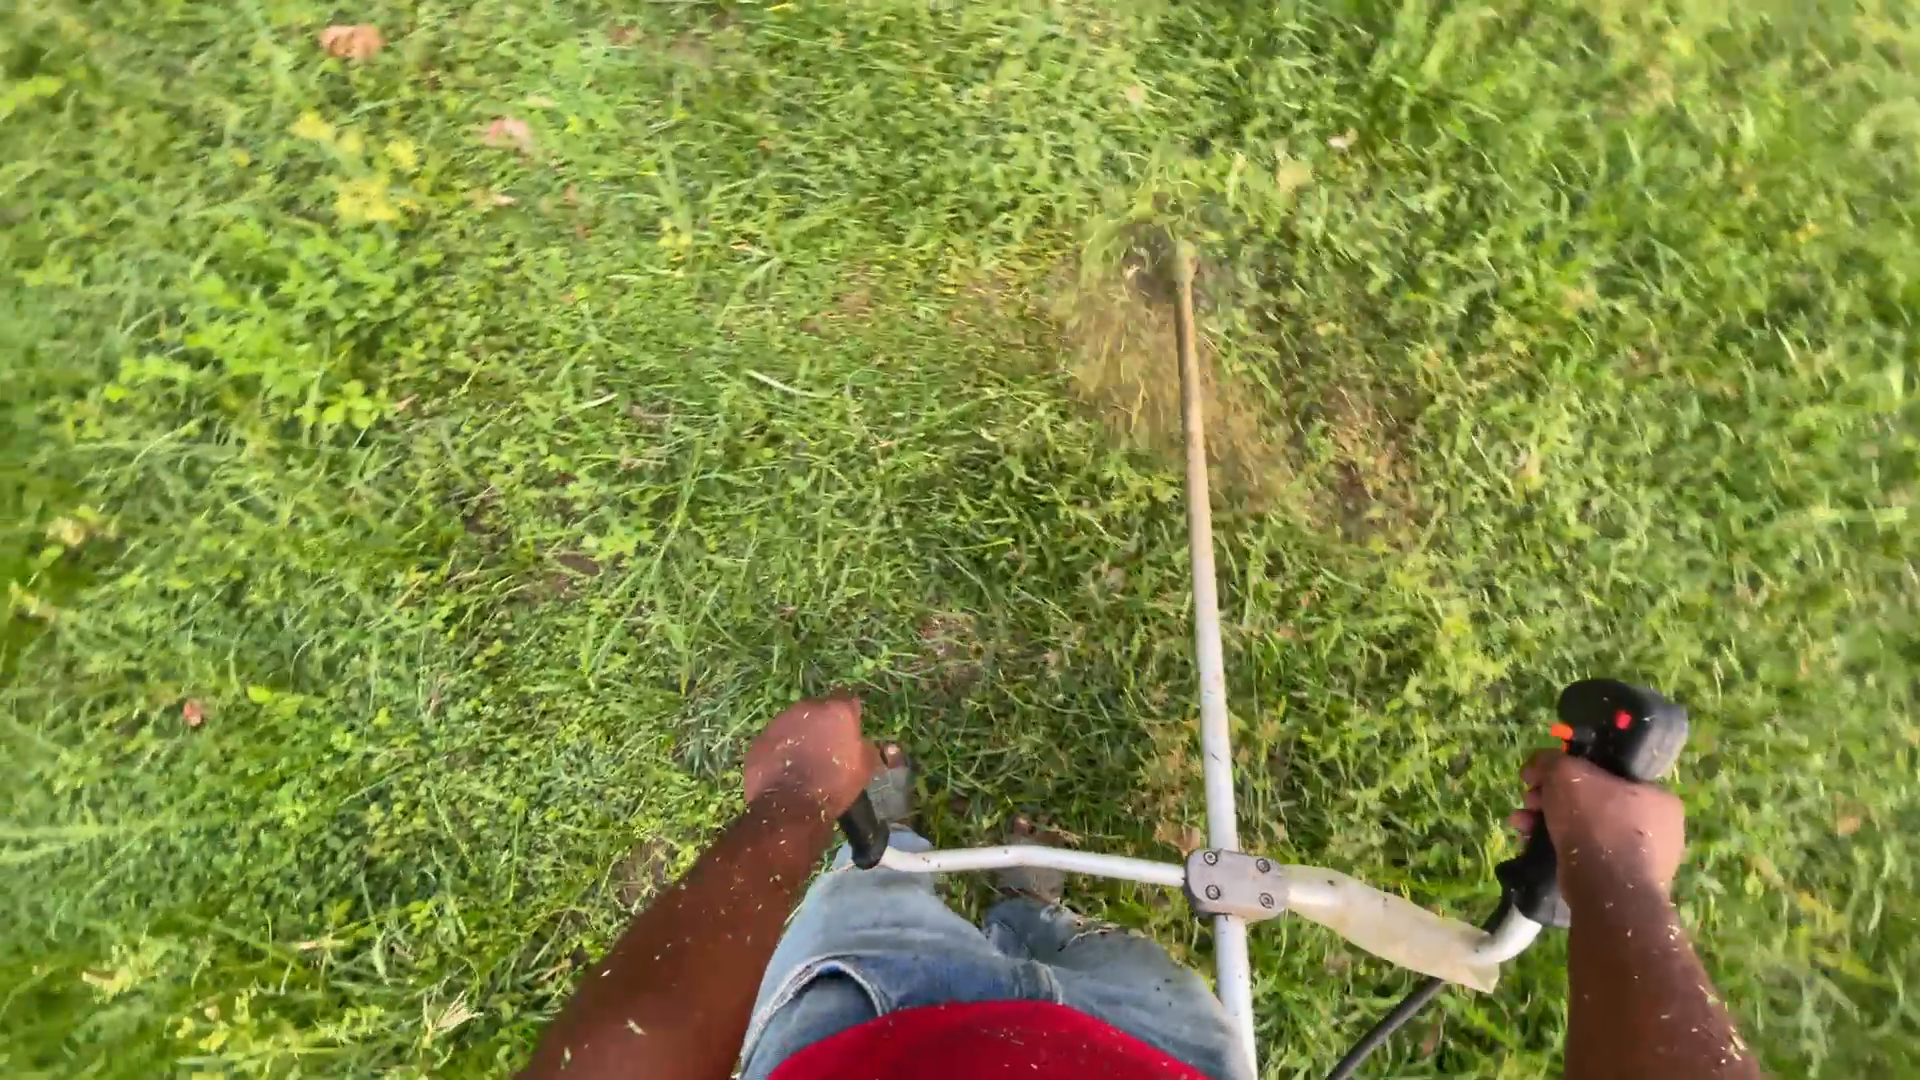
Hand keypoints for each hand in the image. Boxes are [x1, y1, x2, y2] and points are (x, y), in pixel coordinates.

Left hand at [743, 695, 877, 816]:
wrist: (788, 806)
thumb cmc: (834, 784)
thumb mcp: (865, 768)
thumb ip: (867, 747)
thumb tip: (863, 742)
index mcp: (837, 710)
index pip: (847, 699)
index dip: (850, 715)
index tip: (850, 731)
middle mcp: (808, 707)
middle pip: (819, 709)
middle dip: (824, 724)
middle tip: (827, 748)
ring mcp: (780, 721)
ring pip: (796, 722)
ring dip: (801, 735)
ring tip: (804, 761)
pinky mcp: (761, 738)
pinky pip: (777, 739)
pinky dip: (781, 749)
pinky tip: (785, 769)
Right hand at [1512, 750, 1685, 906]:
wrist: (1607, 885)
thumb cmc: (1594, 819)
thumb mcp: (1564, 771)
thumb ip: (1549, 759)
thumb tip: (1538, 769)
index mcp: (1657, 796)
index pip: (1604, 772)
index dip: (1565, 771)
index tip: (1540, 779)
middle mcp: (1657, 824)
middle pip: (1588, 798)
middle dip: (1548, 797)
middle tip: (1528, 801)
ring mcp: (1643, 854)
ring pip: (1581, 824)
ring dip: (1543, 818)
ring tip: (1520, 823)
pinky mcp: (1624, 876)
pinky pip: (1585, 849)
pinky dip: (1556, 841)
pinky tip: (1530, 840)